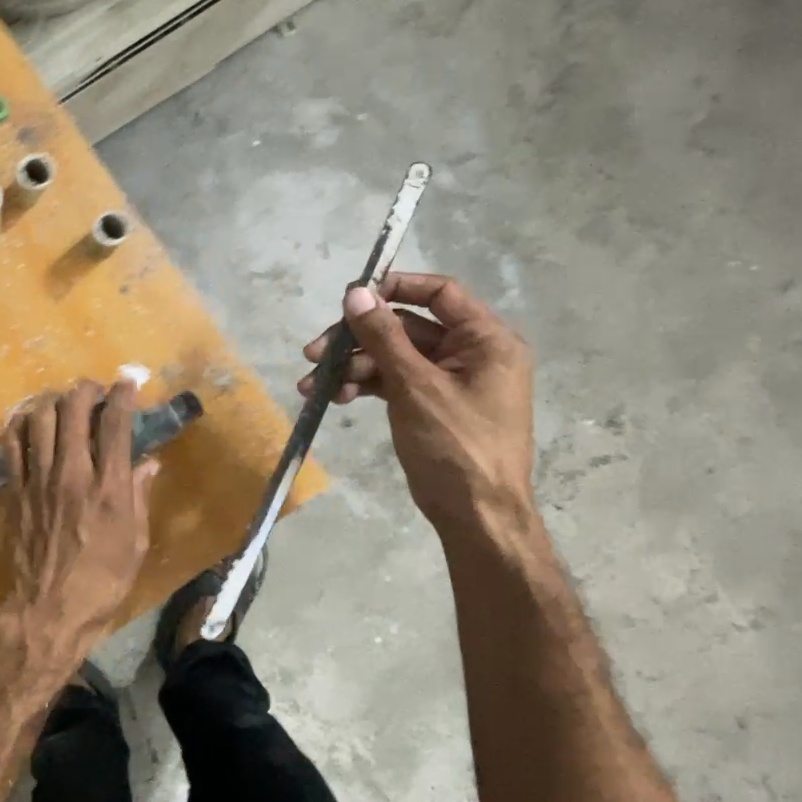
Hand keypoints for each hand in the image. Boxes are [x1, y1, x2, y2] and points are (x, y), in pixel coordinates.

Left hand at [0, 380, 158, 667]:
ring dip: (53, 402)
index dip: (123, 395)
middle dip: (85, 390)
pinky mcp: (14, 490)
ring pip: (40, 418)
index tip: (127, 383)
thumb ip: (139, 496)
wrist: (49, 610)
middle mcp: (72, 474)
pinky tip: (28, 422)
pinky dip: (20, 425)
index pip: (116, 425)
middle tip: (93, 391)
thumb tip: (148, 461)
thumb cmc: (102, 582)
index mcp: (108, 488)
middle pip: (73, 410)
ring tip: (62, 404)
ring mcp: (37, 480)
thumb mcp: (136, 543)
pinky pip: (11, 444)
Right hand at [299, 273, 535, 540]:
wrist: (476, 513)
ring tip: (314, 384)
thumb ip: (383, 336)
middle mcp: (472, 353)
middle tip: (314, 352)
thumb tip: (356, 292)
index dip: (395, 287)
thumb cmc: (456, 444)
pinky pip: (392, 380)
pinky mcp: (430, 403)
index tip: (351, 296)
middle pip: (405, 327)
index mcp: (487, 341)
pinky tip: (335, 396)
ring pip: (391, 355)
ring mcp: (450, 380)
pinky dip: (363, 385)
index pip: (441, 293)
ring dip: (352, 366)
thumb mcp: (415, 385)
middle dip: (357, 339)